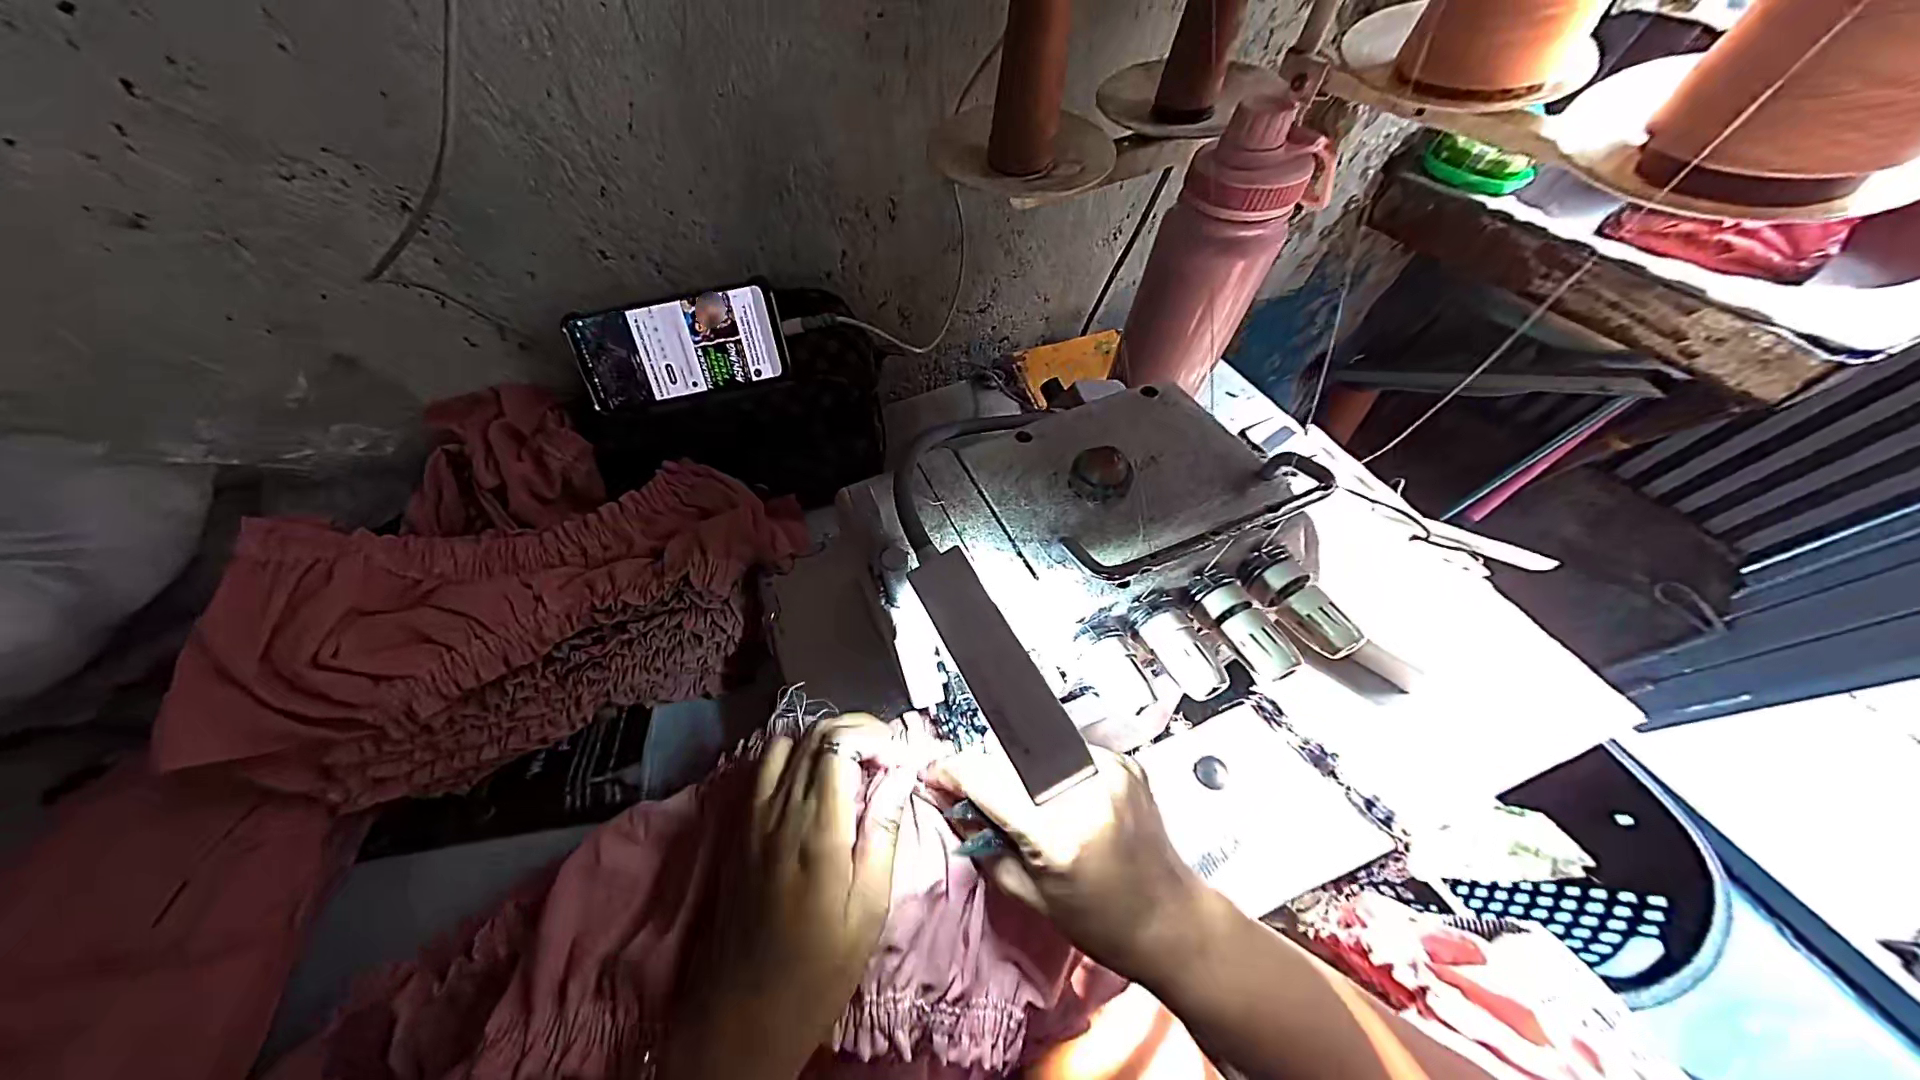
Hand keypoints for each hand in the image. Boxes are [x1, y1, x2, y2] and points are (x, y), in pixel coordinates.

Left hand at [665, 714, 919, 1079]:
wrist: (744, 1010)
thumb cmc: (819, 965)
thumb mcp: (868, 904)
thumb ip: (883, 828)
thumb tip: (901, 773)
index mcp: (817, 826)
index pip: (840, 741)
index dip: (876, 736)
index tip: (900, 759)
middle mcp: (780, 808)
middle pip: (815, 733)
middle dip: (858, 732)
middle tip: (886, 760)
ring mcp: (753, 814)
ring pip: (787, 741)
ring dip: (824, 740)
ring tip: (853, 767)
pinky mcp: (739, 826)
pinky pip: (763, 766)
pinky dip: (793, 755)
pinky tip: (814, 783)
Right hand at [933, 741, 1209, 983]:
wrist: (1173, 919)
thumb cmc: (1101, 923)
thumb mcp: (1032, 897)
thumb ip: (985, 847)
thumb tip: (952, 807)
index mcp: (1059, 835)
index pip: (989, 781)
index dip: (952, 773)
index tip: (934, 774)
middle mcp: (1086, 792)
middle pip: (1011, 758)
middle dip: (982, 769)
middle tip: (968, 788)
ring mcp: (1110, 771)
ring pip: (1038, 749)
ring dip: (1016, 767)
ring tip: (1017, 797)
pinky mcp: (1125, 764)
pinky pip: (1069, 752)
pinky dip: (1051, 770)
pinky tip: (1054, 794)